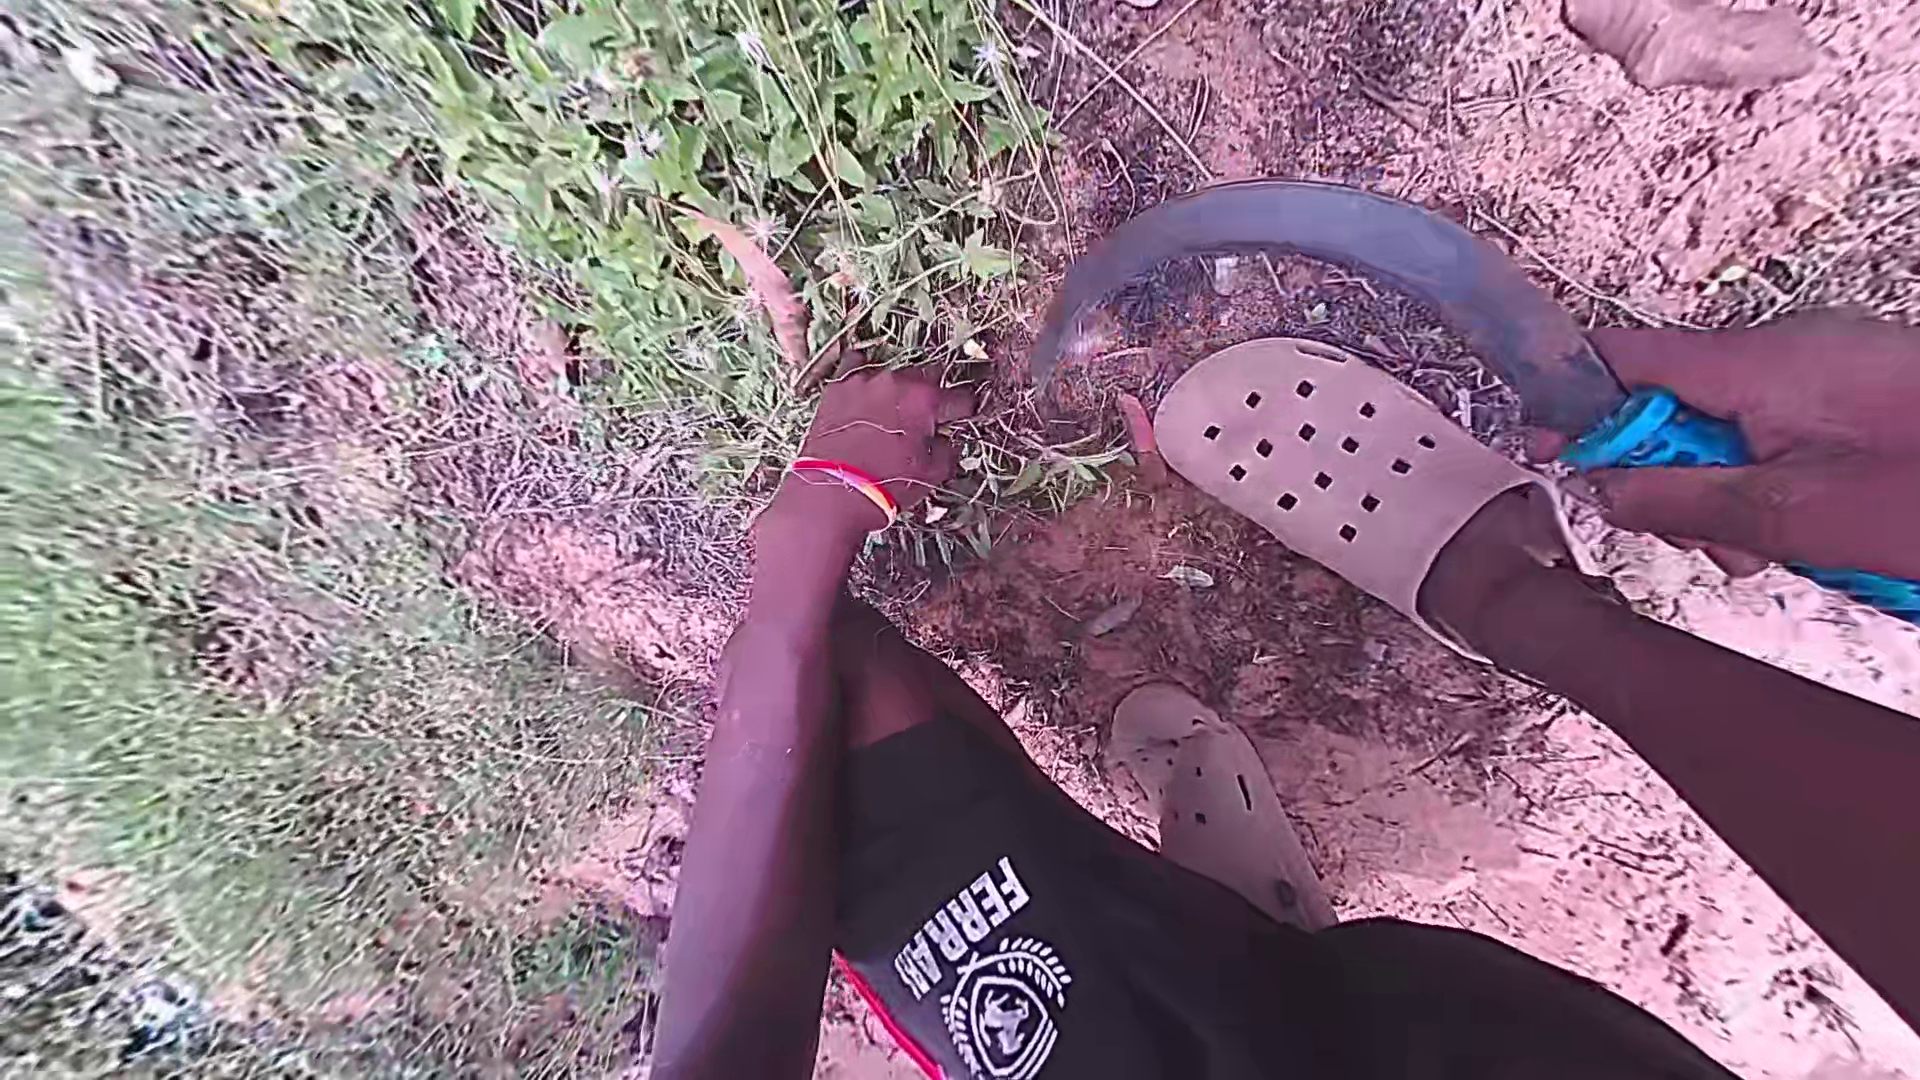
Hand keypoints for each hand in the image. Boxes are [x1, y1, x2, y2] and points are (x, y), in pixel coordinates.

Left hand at [760, 358, 974, 544]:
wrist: (834, 492)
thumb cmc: (884, 485)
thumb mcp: (931, 474)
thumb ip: (947, 452)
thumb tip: (947, 443)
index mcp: (926, 399)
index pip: (959, 397)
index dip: (966, 409)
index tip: (965, 415)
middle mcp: (896, 381)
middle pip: (927, 377)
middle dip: (933, 395)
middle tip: (931, 415)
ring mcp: (864, 381)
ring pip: (892, 373)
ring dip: (900, 388)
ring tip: (898, 407)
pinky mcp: (838, 388)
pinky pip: (854, 367)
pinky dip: (865, 375)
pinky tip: (867, 385)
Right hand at [1575, 314, 1919, 580]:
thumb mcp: (1794, 514)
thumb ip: (1669, 499)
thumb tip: (1592, 490)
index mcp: (1758, 362)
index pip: (1612, 357)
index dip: (1564, 404)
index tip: (1551, 454)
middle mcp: (1784, 352)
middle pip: (1656, 403)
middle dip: (1647, 471)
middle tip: (1677, 528)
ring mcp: (1823, 371)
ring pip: (1707, 428)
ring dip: (1700, 489)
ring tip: (1745, 543)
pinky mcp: (1853, 395)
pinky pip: (1760, 433)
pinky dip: (1749, 482)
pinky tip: (1780, 525)